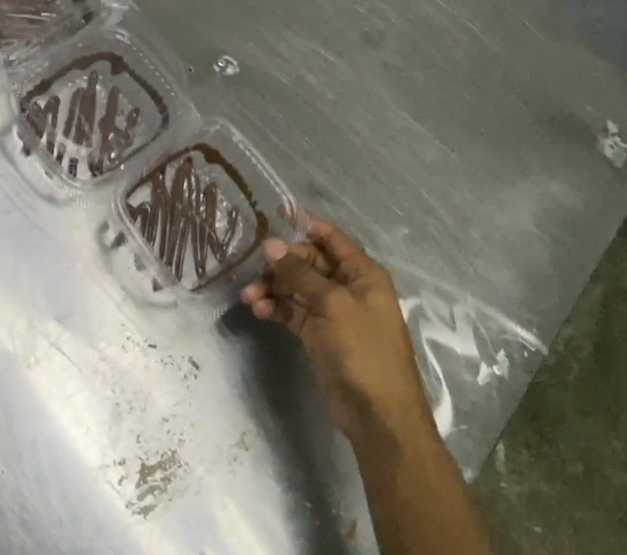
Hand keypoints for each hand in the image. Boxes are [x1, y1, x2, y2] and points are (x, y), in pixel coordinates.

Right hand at [240, 218, 433, 441]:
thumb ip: (299, 273)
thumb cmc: (363, 350)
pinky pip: (292, 311)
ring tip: (249, 297)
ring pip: (296, 287)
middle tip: (253, 269)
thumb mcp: (332, 305)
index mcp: (362, 274)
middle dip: (280, 264)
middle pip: (308, 262)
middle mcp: (348, 288)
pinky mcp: (318, 334)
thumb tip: (270, 244)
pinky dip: (275, 308)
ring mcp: (332, 312)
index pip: (330, 238)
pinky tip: (258, 310)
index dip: (304, 224)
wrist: (377, 413)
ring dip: (273, 288)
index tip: (273, 214)